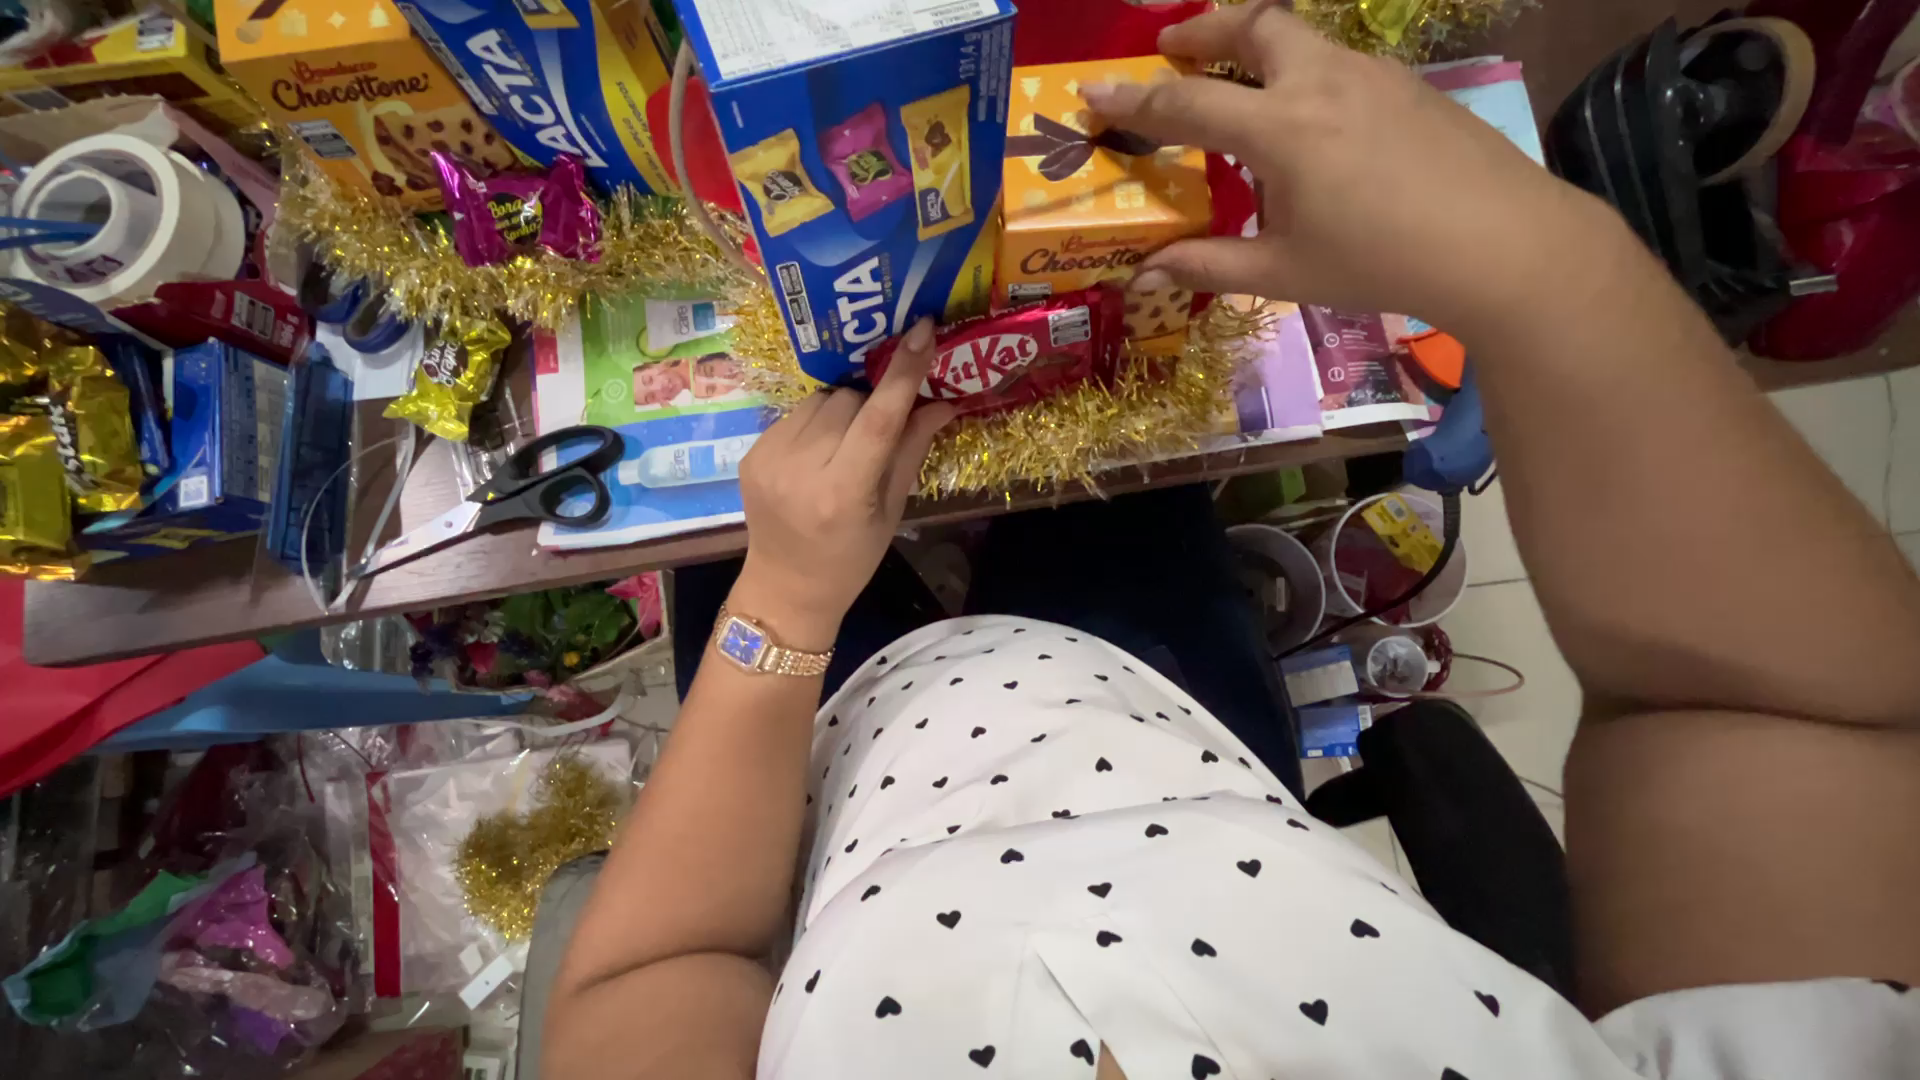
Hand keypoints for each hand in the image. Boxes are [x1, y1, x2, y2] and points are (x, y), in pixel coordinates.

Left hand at [729, 320, 955, 651]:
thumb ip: (911, 449)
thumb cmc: (852, 557)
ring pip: (820, 400)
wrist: (787, 586)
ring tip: (844, 448)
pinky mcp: (751, 453)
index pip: (879, 419)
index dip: (903, 371)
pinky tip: (818, 455)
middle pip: (847, 399)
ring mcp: (768, 458)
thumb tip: (942, 400)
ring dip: (841, 411)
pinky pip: (795, 413)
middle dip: (870, 405)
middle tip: (877, 435)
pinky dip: (815, 423)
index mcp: (842, 492)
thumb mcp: (891, 510)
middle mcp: (801, 470)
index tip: (922, 329)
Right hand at [1081, 0, 1612, 336]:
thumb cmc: (1376, 262)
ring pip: (1298, 34)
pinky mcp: (1402, 84)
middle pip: (1253, 22)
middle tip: (1169, 44)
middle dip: (1201, 27)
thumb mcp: (1279, 273)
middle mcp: (1321, 82)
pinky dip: (1294, 69)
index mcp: (1281, 129)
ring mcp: (1368, 74)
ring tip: (1228, 74)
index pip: (1187, 103)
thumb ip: (1207, 266)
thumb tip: (1144, 273)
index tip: (1092, 89)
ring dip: (1251, 41)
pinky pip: (1331, 60)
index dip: (1132, 99)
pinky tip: (1297, 117)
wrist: (1497, 242)